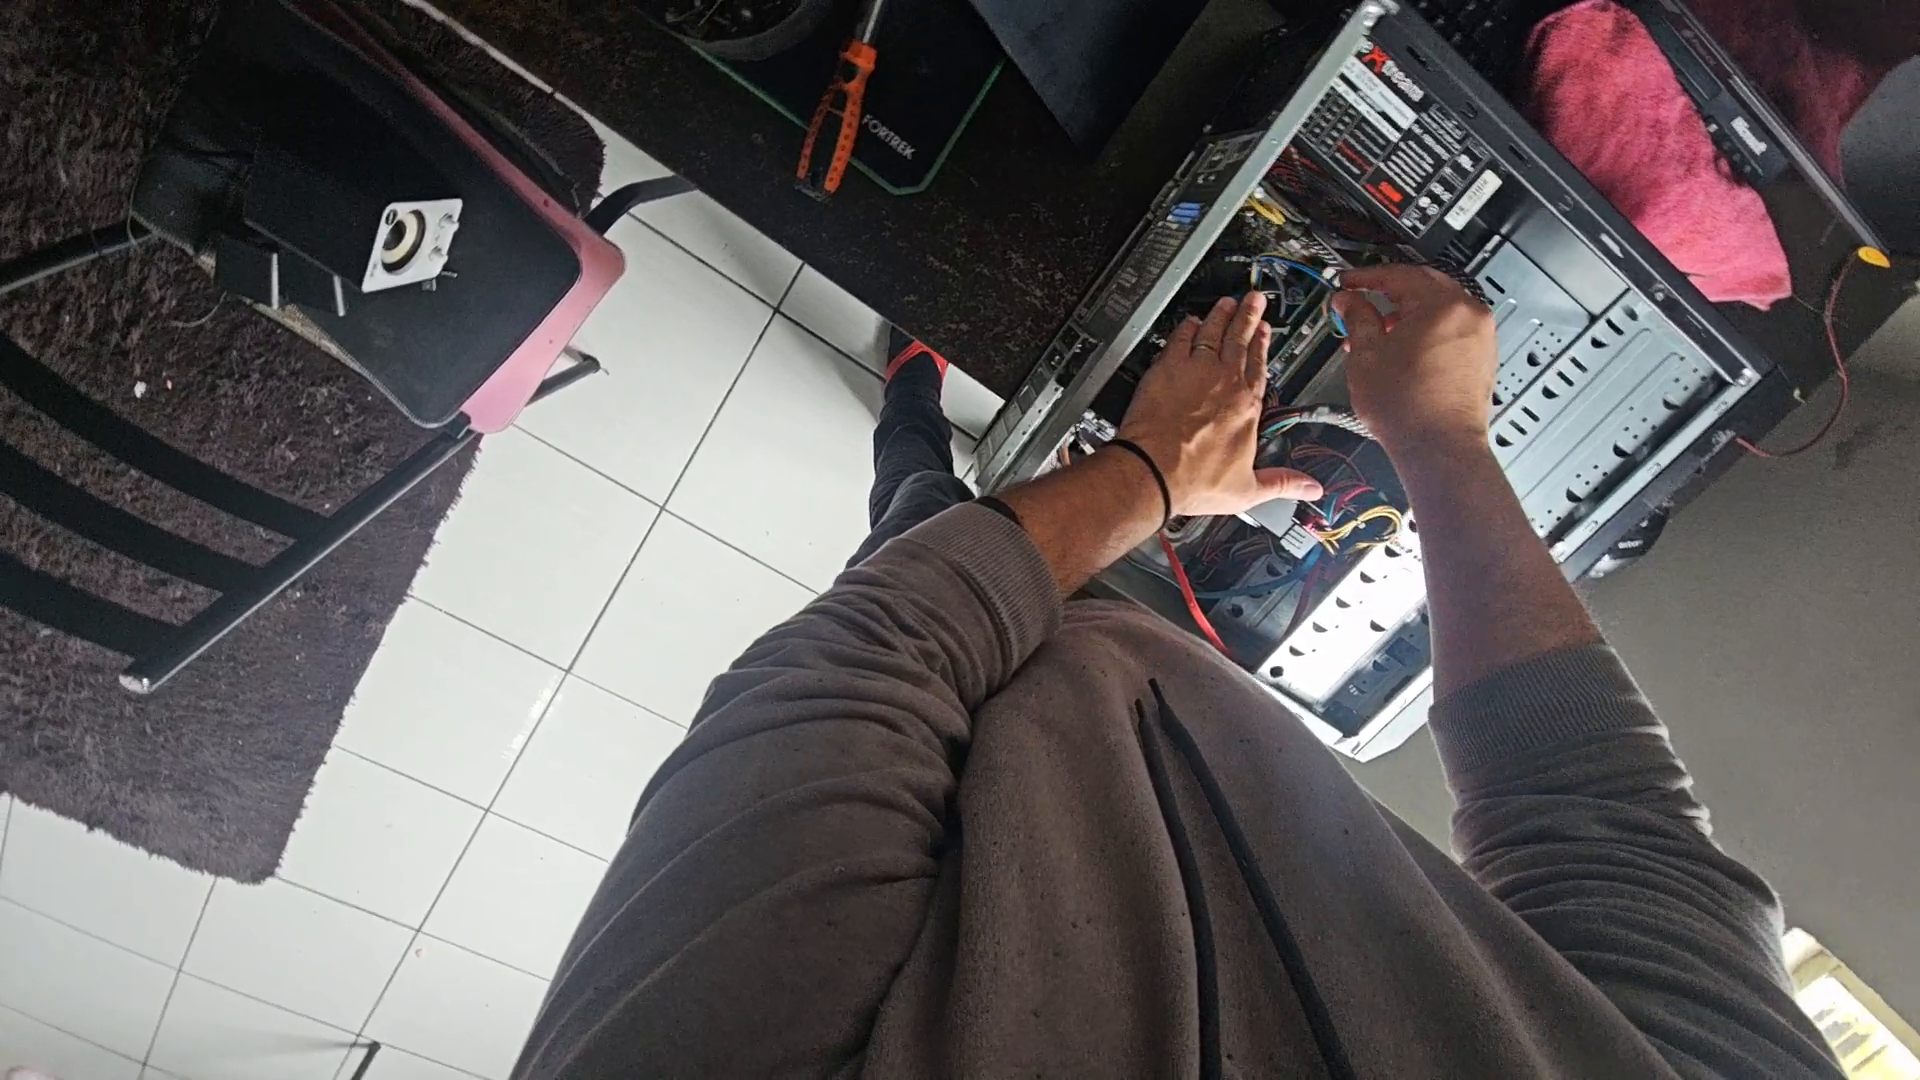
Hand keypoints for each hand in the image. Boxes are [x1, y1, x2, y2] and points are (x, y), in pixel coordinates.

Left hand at [1114, 292, 1323, 516]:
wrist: (1153, 472)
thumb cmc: (1192, 480)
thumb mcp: (1247, 489)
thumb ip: (1281, 483)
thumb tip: (1309, 488)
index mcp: (1246, 407)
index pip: (1260, 366)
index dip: (1263, 346)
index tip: (1265, 332)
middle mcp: (1224, 382)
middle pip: (1240, 341)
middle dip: (1249, 317)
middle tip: (1254, 300)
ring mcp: (1195, 373)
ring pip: (1212, 334)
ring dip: (1221, 316)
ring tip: (1227, 303)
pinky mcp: (1165, 371)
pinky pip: (1179, 340)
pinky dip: (1186, 328)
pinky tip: (1188, 322)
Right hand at [1333, 265, 1498, 456]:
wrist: (1438, 444)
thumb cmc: (1407, 407)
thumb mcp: (1366, 355)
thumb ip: (1357, 318)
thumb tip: (1350, 300)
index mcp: (1442, 305)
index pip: (1400, 275)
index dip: (1367, 277)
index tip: (1348, 282)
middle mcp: (1469, 313)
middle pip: (1424, 286)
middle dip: (1388, 293)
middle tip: (1360, 303)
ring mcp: (1480, 335)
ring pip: (1438, 309)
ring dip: (1405, 314)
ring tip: (1377, 334)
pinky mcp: (1481, 355)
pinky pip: (1449, 329)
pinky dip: (1424, 331)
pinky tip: (1400, 351)